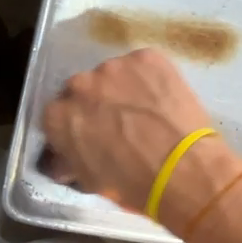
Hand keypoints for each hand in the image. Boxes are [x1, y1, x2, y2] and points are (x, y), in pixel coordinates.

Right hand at [41, 49, 241, 233]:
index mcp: (58, 116)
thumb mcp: (90, 180)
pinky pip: (142, 67)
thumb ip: (70, 162)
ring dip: (122, 89)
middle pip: (83, 90)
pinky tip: (162, 100)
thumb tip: (62, 162)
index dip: (74, 126)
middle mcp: (79, 84)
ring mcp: (113, 66)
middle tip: (118, 123)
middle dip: (96, 104)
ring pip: (113, 75)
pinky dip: (149, 80)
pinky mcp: (146, 58)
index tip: (89, 136)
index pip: (57, 115)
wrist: (184, 170)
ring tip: (145, 112)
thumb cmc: (133, 184)